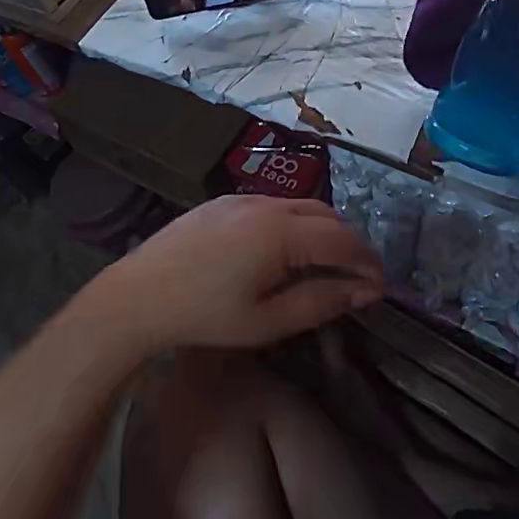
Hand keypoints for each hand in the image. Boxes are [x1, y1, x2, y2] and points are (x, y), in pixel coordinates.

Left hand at [81, 194, 383, 354]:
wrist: (137, 295)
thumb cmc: (204, 316)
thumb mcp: (266, 320)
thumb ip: (320, 301)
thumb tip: (364, 291)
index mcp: (281, 233)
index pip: (343, 240)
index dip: (368, 262)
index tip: (381, 287)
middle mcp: (268, 204)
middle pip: (327, 216)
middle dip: (350, 244)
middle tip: (359, 278)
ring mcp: (244, 198)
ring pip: (302, 206)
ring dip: (324, 231)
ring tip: (328, 265)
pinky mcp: (225, 200)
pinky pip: (275, 205)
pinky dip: (296, 223)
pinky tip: (288, 250)